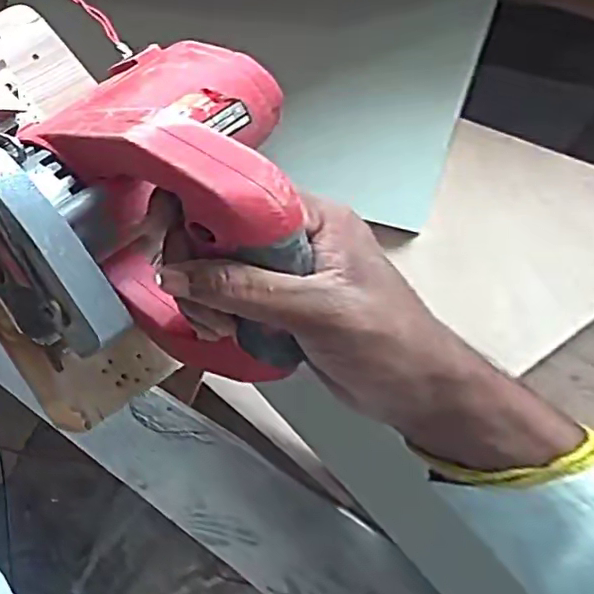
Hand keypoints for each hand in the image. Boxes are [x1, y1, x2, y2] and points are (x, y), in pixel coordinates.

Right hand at [159, 194, 581, 469]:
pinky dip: (205, 308)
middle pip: (204, 227)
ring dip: (196, 294)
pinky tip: (221, 328)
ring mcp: (272, 263)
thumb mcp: (320, 313)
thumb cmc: (401, 349)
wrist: (429, 401)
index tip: (164, 238)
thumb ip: (244, 289)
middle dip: (191, 266)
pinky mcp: (262, 290)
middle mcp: (285, 232)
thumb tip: (175, 276)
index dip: (189, 209)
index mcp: (308, 216)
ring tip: (217, 324)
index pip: (229, 191)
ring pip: (201, 260)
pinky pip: (210, 286)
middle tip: (196, 299)